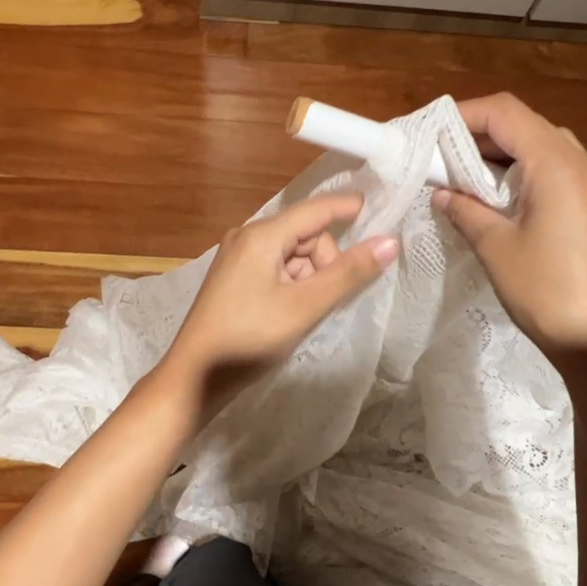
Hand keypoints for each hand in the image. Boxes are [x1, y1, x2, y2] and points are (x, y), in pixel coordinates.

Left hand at [161, 192, 398, 406]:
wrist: (196, 377)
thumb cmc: (249, 338)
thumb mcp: (304, 306)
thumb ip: (348, 273)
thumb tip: (390, 242)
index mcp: (261, 235)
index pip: (317, 209)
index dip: (351, 208)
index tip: (384, 212)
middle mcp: (247, 236)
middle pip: (307, 236)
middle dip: (325, 263)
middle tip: (322, 300)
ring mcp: (238, 258)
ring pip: (294, 256)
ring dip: (309, 279)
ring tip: (302, 313)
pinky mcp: (236, 279)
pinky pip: (277, 269)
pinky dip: (293, 286)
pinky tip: (291, 313)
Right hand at [431, 93, 586, 366]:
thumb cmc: (549, 293)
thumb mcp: (497, 249)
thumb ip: (466, 211)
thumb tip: (443, 193)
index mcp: (556, 163)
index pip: (504, 112)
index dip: (462, 115)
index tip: (428, 135)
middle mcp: (582, 161)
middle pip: (524, 126)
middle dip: (478, 137)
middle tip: (439, 162)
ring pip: (542, 149)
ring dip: (501, 158)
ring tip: (465, 184)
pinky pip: (558, 173)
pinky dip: (525, 176)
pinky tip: (502, 205)